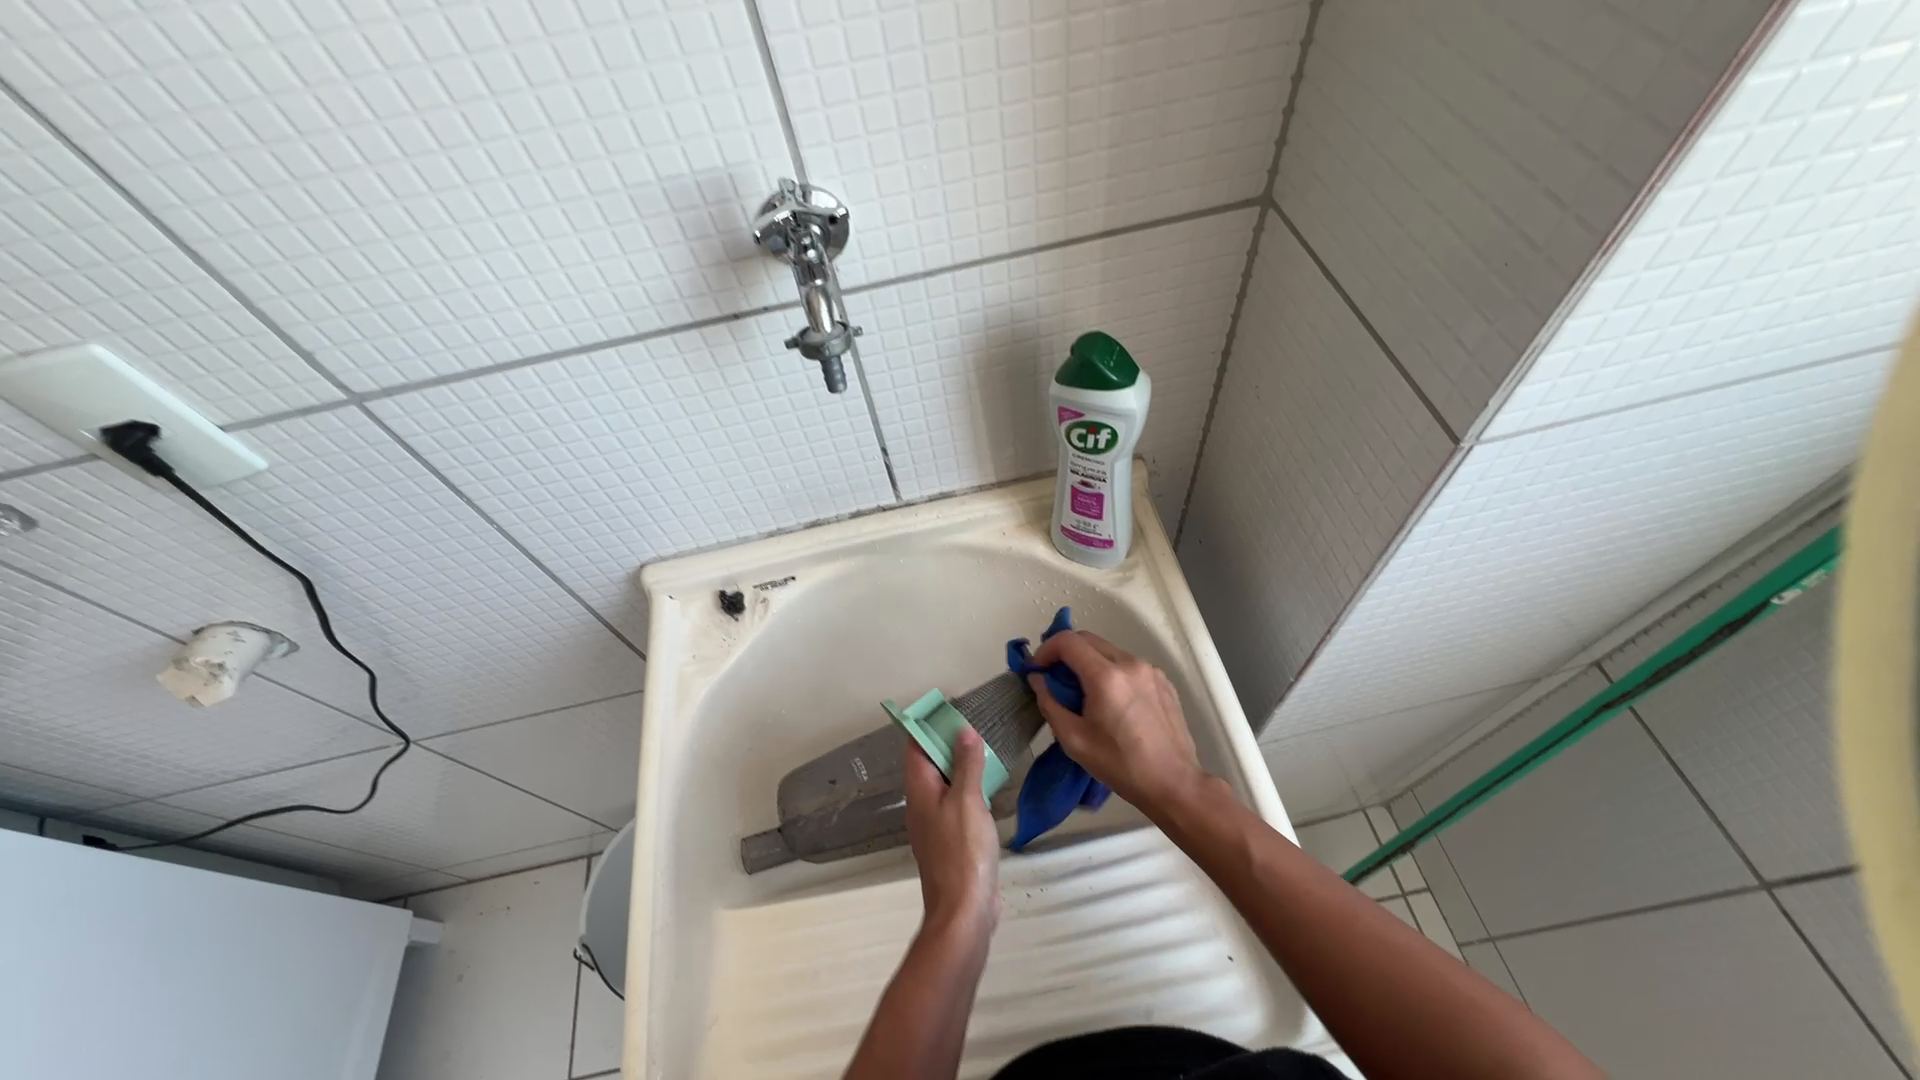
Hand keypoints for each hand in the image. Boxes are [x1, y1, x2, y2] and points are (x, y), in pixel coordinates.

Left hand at [903, 728, 1001, 936]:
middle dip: (947, 742)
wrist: (964, 910)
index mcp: (918, 791)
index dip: (927, 725)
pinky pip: (956, 804)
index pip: (915, 747)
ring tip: (984, 748)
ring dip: (960, 766)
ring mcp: (935, 825)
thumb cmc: (963, 852)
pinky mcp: (952, 841)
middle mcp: (921, 805)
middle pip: (929, 764)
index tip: (948, 707)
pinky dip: (969, 789)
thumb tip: (963, 731)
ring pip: (944, 785)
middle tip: (973, 723)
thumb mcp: (967, 801)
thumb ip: (966, 766)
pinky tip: (989, 787)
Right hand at [1026, 630, 1208, 814]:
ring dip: (1089, 662)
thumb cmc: (1120, 765)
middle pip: (1088, 639)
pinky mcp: (1163, 681)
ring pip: (1109, 651)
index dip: (1046, 650)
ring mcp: (1150, 670)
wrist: (1172, 782)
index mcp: (1106, 677)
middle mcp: (1130, 664)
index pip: (1067, 641)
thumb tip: (1038, 679)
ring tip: (1082, 693)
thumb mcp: (1074, 739)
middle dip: (1065, 653)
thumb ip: (1050, 703)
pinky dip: (1111, 672)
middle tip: (1054, 678)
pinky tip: (1111, 701)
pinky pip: (1128, 665)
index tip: (1037, 669)